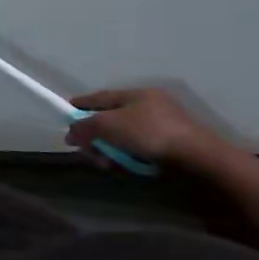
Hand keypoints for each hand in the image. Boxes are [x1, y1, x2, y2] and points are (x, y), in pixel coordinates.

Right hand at [67, 88, 233, 167]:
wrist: (195, 156)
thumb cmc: (148, 133)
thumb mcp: (106, 125)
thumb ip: (83, 126)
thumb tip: (71, 134)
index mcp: (137, 94)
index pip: (100, 97)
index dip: (80, 105)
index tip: (64, 114)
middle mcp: (149, 106)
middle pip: (109, 119)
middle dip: (94, 135)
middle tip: (85, 149)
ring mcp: (160, 125)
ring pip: (120, 136)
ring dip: (108, 149)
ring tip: (104, 162)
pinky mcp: (167, 144)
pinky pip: (135, 147)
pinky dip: (124, 156)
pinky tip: (121, 165)